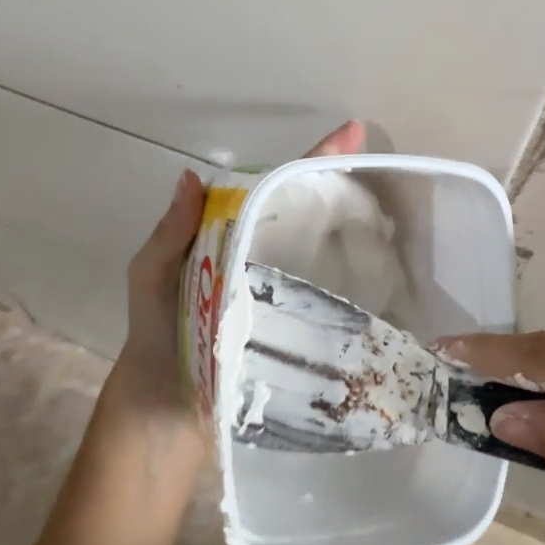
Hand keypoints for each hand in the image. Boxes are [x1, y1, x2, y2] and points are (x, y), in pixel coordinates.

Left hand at [110, 121, 368, 426]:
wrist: (161, 412)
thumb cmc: (154, 335)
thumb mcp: (150, 276)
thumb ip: (169, 234)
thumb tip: (191, 177)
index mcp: (230, 238)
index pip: (272, 190)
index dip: (311, 161)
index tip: (351, 132)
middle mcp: (263, 260)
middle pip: (308, 216)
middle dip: (343, 188)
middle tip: (384, 171)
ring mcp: (284, 297)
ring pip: (325, 255)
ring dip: (356, 234)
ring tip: (394, 214)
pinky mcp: (298, 336)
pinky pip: (329, 304)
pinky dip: (354, 288)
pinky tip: (384, 278)